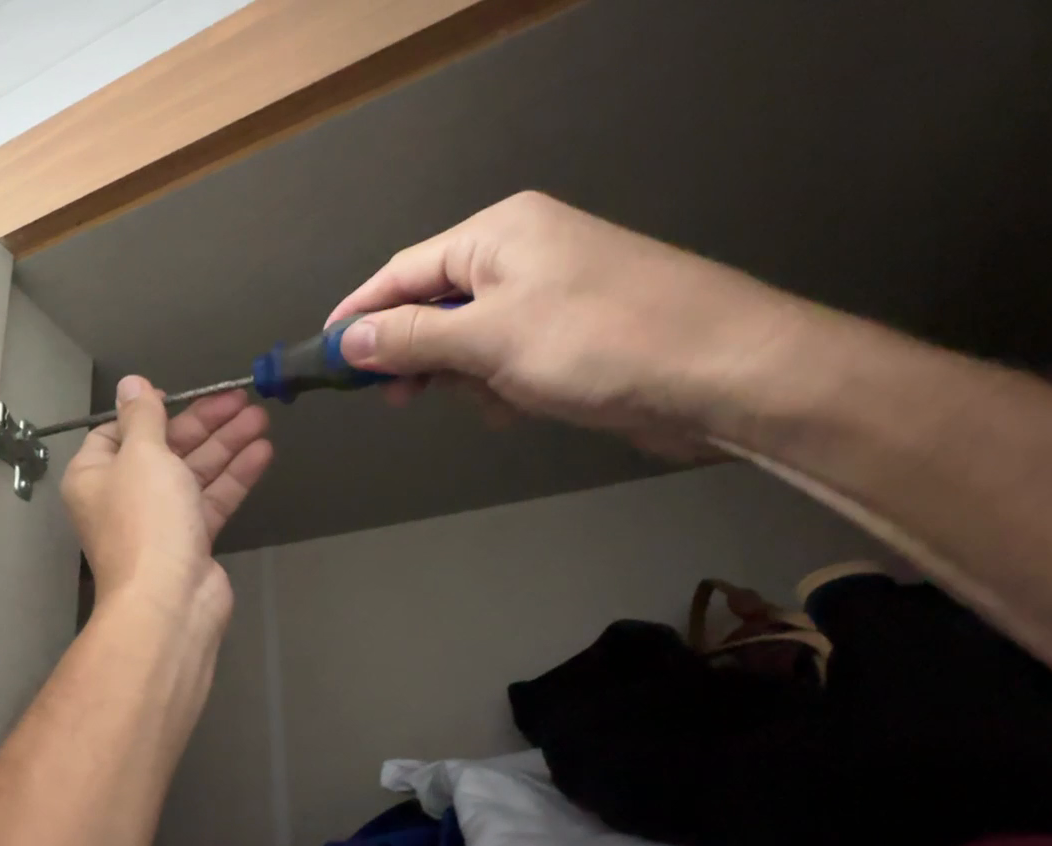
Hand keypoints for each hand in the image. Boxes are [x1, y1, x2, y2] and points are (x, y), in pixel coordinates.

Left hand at [61, 376, 271, 622]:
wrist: (169, 601)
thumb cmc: (145, 522)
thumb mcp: (141, 455)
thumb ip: (142, 415)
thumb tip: (130, 383)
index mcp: (94, 475)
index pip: (116, 432)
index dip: (147, 411)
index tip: (179, 393)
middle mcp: (122, 496)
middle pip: (164, 448)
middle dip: (203, 424)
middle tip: (241, 399)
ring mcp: (158, 520)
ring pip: (193, 473)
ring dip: (226, 445)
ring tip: (260, 418)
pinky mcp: (189, 540)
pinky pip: (211, 499)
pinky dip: (234, 476)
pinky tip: (262, 453)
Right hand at [327, 191, 816, 457]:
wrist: (728, 373)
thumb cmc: (600, 343)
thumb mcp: (489, 340)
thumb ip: (408, 339)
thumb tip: (342, 341)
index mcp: (497, 233)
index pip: (402, 272)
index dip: (357, 315)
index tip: (322, 358)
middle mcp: (519, 254)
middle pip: (431, 305)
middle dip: (411, 353)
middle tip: (394, 398)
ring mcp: (548, 293)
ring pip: (466, 339)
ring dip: (461, 377)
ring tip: (486, 402)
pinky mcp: (570, 333)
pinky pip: (504, 357)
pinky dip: (497, 384)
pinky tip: (518, 406)